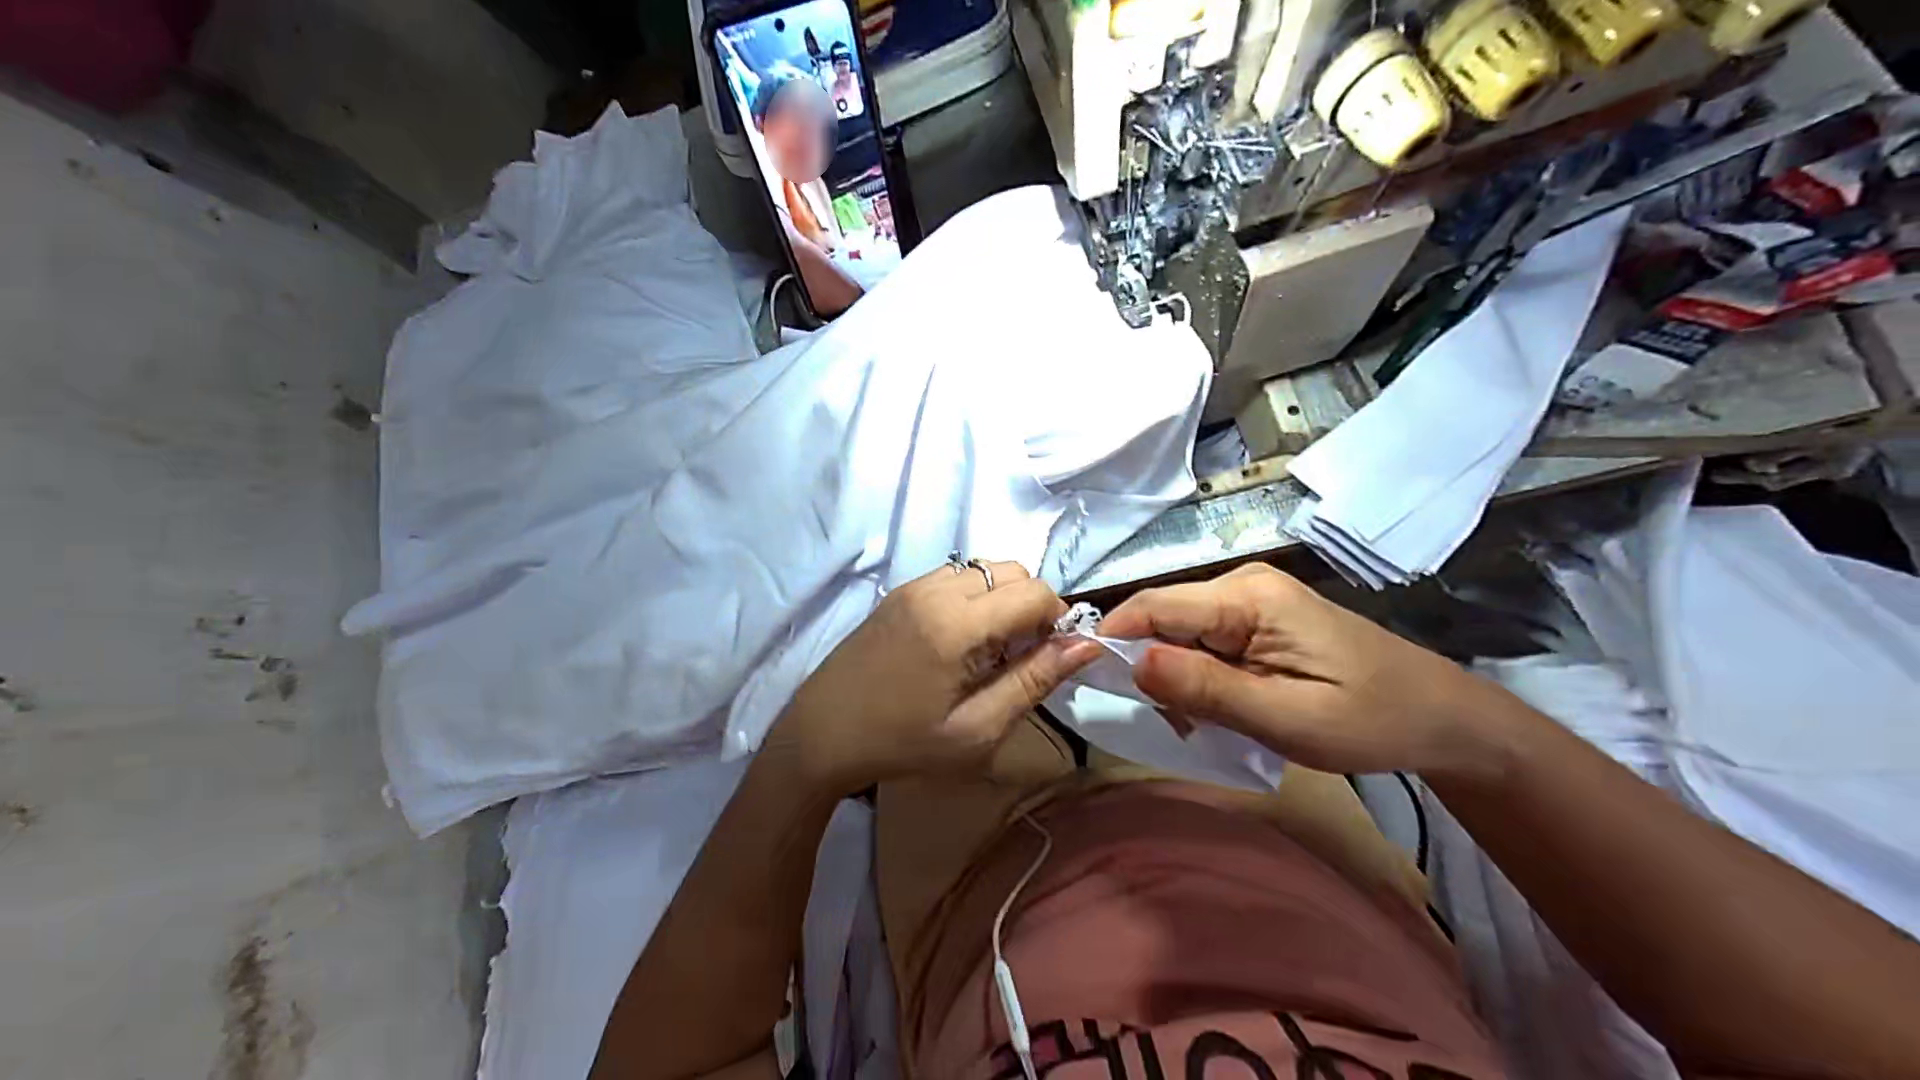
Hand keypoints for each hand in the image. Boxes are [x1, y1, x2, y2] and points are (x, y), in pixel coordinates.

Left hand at [768, 561, 1104, 796]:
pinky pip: (955, 575)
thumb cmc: (902, 743)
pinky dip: (974, 596)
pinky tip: (958, 639)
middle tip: (1016, 656)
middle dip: (1031, 607)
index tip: (1044, 658)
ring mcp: (914, 585)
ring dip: (1002, 600)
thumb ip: (1034, 680)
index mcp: (956, 623)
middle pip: (1013, 571)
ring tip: (987, 649)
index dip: (1055, 621)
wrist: (822, 732)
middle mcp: (937, 589)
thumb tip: (1086, 644)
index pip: (1035, 592)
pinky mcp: (900, 591)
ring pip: (985, 569)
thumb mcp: (977, 730)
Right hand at [1099, 563, 1517, 778]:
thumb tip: (1132, 662)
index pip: (1155, 606)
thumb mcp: (1287, 717)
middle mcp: (1243, 584)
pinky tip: (1219, 705)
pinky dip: (1196, 674)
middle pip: (1162, 617)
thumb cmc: (1370, 719)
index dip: (1114, 638)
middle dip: (1150, 666)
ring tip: (1200, 722)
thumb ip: (1208, 688)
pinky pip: (1203, 640)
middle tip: (1171, 722)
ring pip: (1178, 631)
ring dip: (1174, 675)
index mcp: (1249, 597)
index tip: (1089, 680)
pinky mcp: (1257, 618)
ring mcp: (1251, 599)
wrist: (1441, 718)